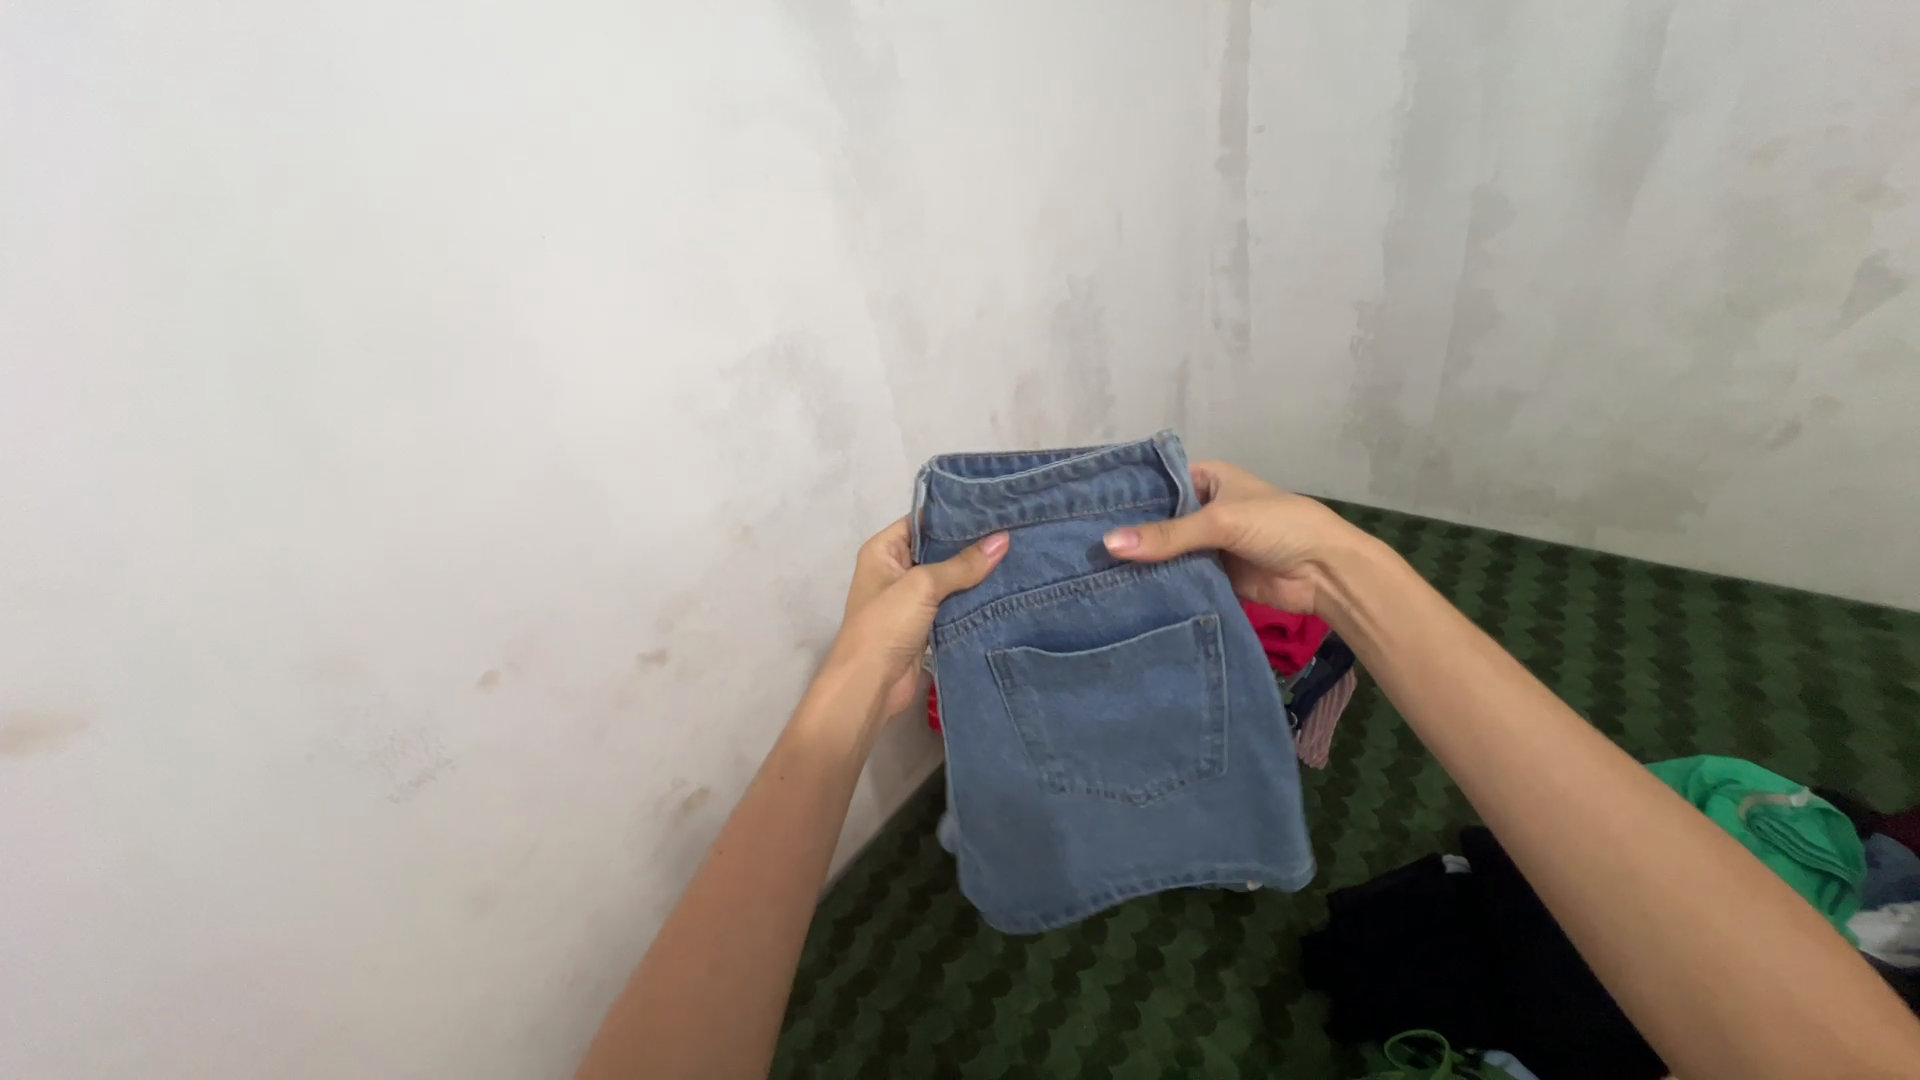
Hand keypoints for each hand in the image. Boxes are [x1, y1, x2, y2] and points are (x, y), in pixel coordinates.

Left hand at [820, 518, 1008, 729]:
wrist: (870, 684)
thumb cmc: (886, 624)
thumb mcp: (923, 585)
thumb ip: (963, 564)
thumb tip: (1003, 540)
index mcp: (883, 550)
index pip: (921, 520)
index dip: (954, 513)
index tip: (992, 506)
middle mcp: (895, 569)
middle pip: (937, 549)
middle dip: (971, 543)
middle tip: (1012, 529)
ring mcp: (911, 598)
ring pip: (949, 577)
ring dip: (976, 572)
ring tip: (1016, 553)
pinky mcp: (926, 624)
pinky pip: (954, 603)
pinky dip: (974, 597)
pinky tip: (1005, 587)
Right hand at [1100, 460, 1363, 615]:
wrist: (1325, 573)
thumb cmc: (1278, 526)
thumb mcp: (1220, 521)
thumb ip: (1167, 535)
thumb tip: (1108, 544)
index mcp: (1209, 479)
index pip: (1159, 482)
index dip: (1128, 495)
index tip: (1087, 510)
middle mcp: (1204, 508)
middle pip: (1159, 520)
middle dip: (1130, 533)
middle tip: (1082, 545)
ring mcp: (1208, 544)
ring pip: (1166, 551)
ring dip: (1142, 561)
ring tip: (1093, 570)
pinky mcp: (1213, 575)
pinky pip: (1179, 576)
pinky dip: (1160, 583)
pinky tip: (1124, 590)